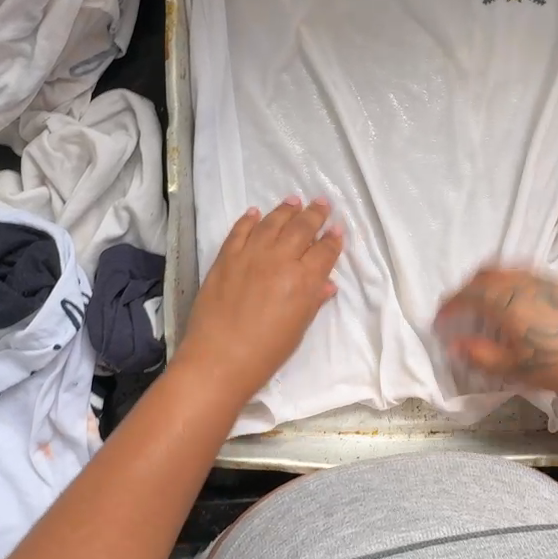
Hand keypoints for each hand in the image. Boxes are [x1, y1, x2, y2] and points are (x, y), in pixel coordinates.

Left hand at [179, 196, 342, 399]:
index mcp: (303, 280)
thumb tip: (326, 282)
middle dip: (314, 214)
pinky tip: (256, 213)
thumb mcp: (299, 328)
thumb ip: (313, 300)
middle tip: (322, 203)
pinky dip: (249, 220)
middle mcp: (280, 260)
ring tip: (294, 200)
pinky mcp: (226, 257)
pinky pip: (240, 231)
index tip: (338, 230)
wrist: (219, 359)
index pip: (325, 252)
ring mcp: (250, 255)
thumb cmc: (266, 352)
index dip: (333, 239)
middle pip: (302, 228)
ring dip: (285, 210)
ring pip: (272, 223)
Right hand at [436, 267, 557, 408]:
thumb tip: (453, 344)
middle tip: (457, 308)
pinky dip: (509, 282)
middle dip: (466, 289)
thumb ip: (477, 354)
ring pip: (506, 271)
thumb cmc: (553, 367)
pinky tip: (514, 301)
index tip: (438, 321)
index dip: (448, 307)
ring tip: (482, 301)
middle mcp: (522, 282)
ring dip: (488, 282)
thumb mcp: (509, 367)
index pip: (466, 295)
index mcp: (504, 300)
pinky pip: (526, 275)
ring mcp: (544, 281)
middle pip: (484, 275)